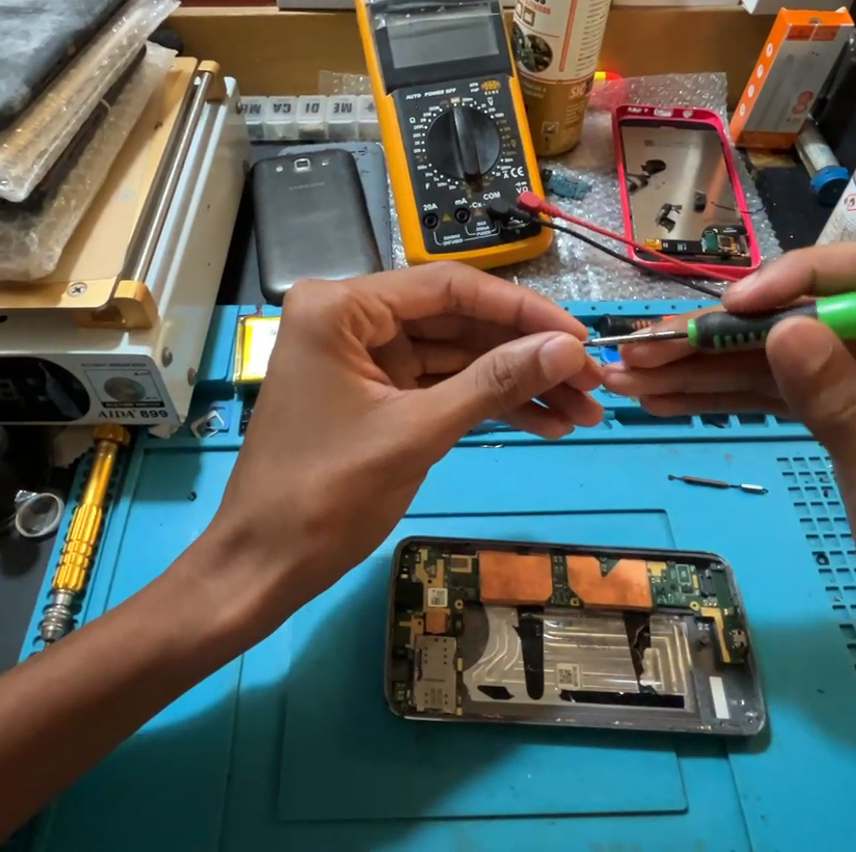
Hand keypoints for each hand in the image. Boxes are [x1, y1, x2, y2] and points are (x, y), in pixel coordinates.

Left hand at [204, 264, 604, 609]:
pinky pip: (440, 387)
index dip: (522, 312)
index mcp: (342, 307)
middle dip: (525, 355)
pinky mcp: (375, 394)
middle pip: (457, 322)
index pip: (449, 288)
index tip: (580, 339)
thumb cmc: (325, 496)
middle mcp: (351, 318)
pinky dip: (485, 405)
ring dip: (514, 385)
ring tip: (581, 414)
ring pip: (455, 357)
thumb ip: (493, 383)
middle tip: (592, 384)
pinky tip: (542, 423)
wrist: (263, 567)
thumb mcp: (417, 434)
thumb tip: (568, 348)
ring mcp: (363, 357)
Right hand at [602, 239, 855, 708]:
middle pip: (818, 316)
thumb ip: (841, 410)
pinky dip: (729, 397)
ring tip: (634, 376)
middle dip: (728, 333)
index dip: (812, 276)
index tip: (738, 305)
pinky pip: (785, 392)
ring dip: (710, 367)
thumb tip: (785, 330)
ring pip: (788, 354)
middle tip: (647, 349)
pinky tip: (668, 399)